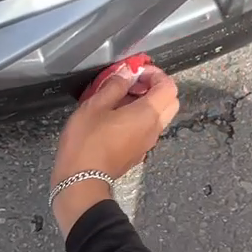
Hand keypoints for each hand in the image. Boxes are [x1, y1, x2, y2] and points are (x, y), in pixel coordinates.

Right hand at [50, 65, 178, 232]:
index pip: (169, 87)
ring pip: (159, 117)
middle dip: (155, 88)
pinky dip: (138, 118)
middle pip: (170, 102)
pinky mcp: (137, 153)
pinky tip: (114, 118)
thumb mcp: (95, 105)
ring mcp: (147, 143)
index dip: (155, 74)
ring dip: (146, 103)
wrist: (81, 180)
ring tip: (118, 100)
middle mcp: (153, 129)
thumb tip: (126, 74)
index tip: (135, 71)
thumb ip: (114, 85)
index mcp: (147, 114)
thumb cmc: (86, 142)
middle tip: (132, 84)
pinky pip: (146, 130)